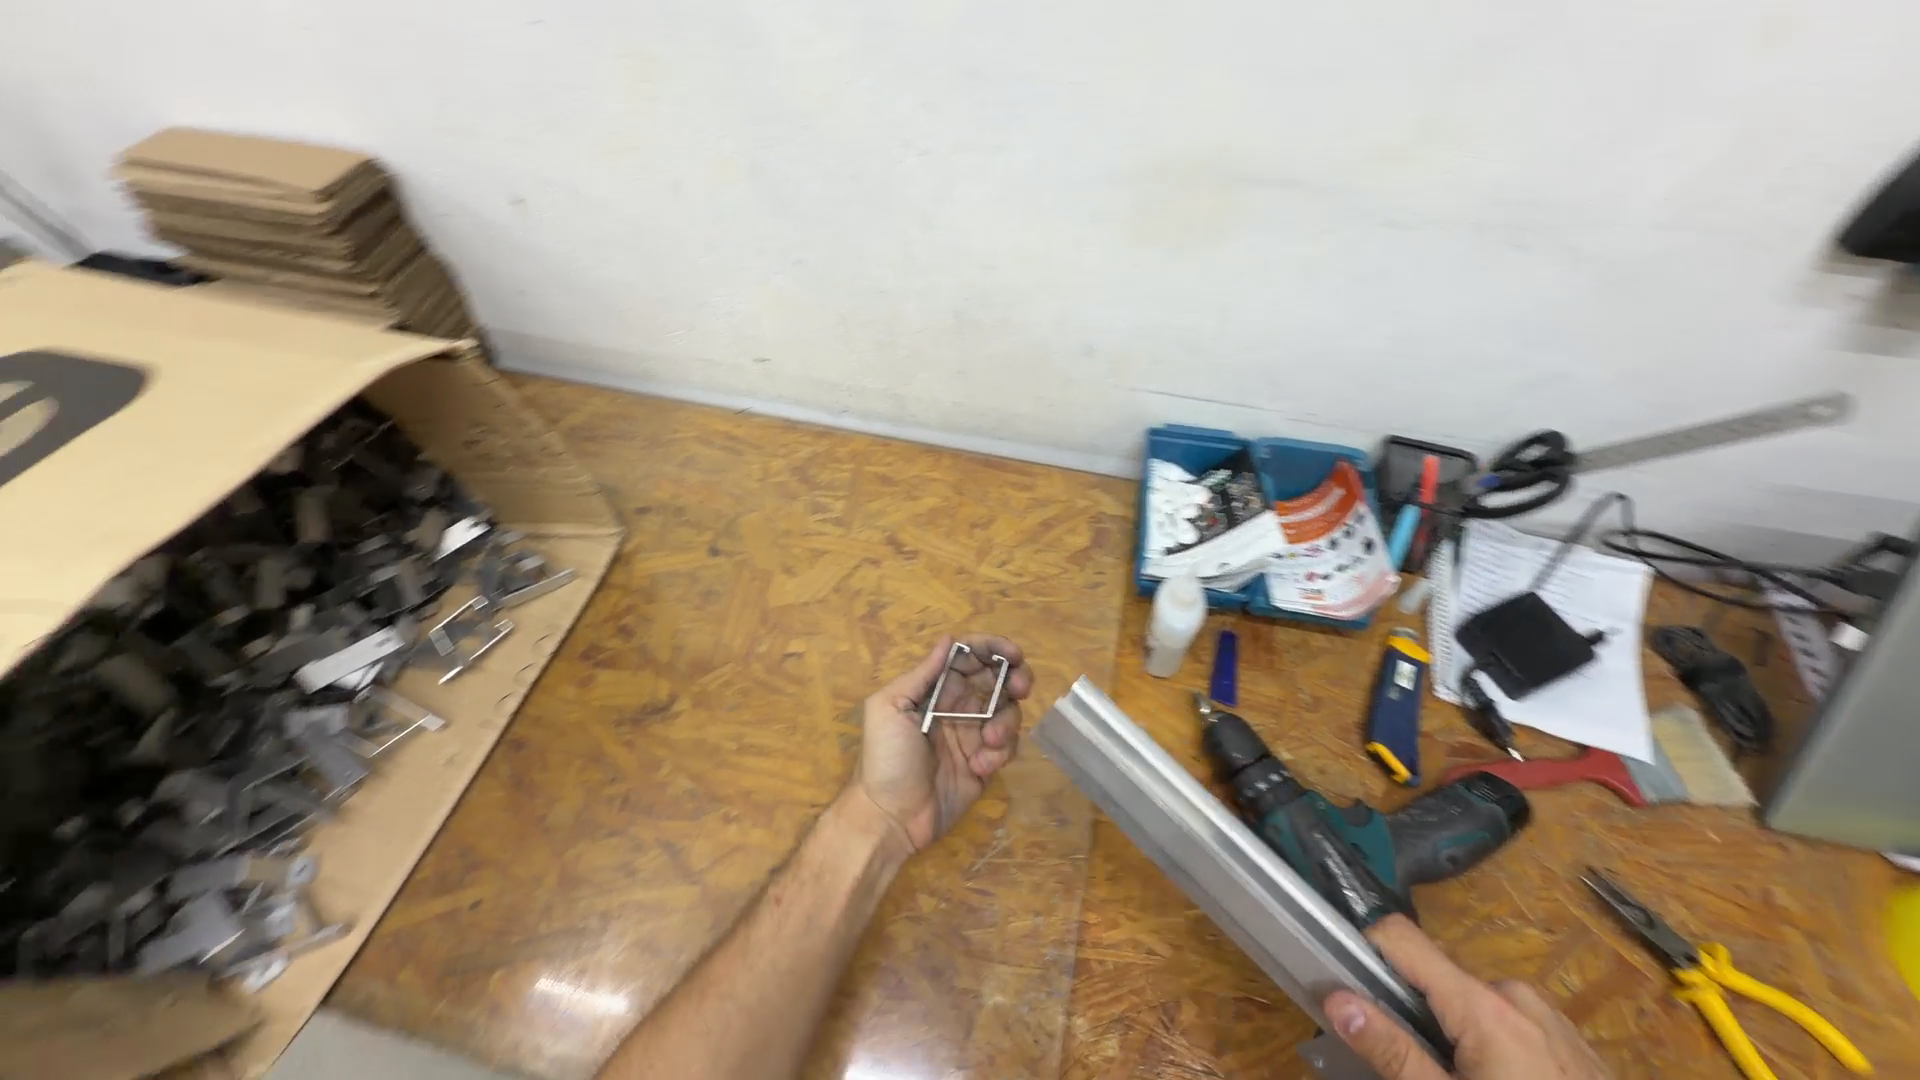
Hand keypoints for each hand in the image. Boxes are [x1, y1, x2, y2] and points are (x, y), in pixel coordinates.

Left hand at [848, 634, 1032, 854]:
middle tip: (1020, 688)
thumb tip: (949, 639)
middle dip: (1015, 678)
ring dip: (1006, 721)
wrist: (891, 817)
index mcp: (935, 688)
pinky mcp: (985, 763)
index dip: (993, 649)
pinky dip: (1000, 752)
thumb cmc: (886, 758)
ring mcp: (973, 735)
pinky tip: (980, 766)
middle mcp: (958, 706)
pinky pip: (1007, 747)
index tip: (1014, 654)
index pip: (969, 657)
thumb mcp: (890, 708)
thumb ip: (922, 674)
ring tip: (988, 742)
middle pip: (998, 679)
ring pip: (1008, 712)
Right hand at [1323, 916, 1614, 1079]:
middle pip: (1435, 978)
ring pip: (1473, 1005)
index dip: (1365, 952)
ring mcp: (1552, 1018)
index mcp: (1483, 1003)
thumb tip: (1335, 1000)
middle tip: (1418, 1070)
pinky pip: (1513, 1024)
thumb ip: (1393, 1051)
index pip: (1400, 936)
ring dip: (1456, 1034)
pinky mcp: (1575, 1043)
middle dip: (1416, 1015)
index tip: (1348, 988)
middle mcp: (1516, 995)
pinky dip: (1495, 1047)